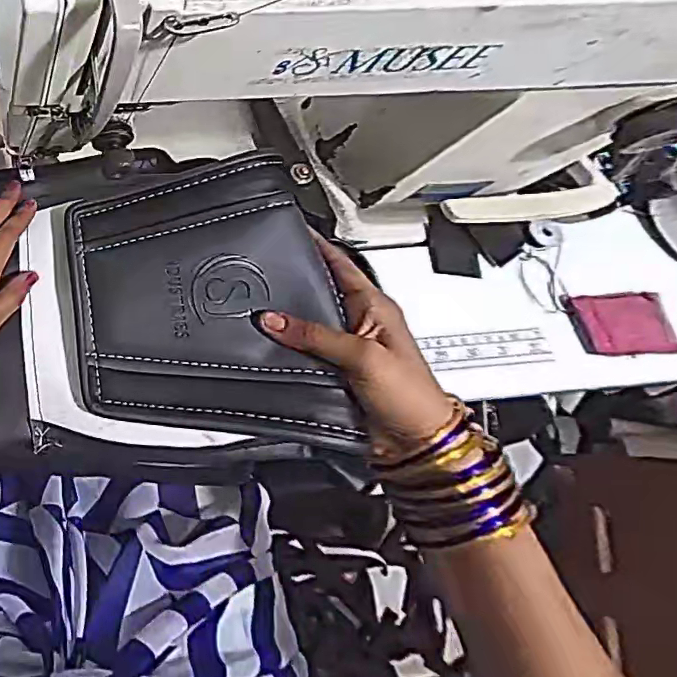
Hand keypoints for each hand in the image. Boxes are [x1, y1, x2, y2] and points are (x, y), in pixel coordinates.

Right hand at [257, 231, 454, 454]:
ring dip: (286, 320)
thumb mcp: (362, 356)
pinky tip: (270, 344)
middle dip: (292, 282)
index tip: (294, 230)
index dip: (318, 245)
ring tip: (260, 306)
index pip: (340, 263)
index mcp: (375, 306)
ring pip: (306, 324)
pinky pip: (302, 352)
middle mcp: (359, 323)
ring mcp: (345, 348)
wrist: (416, 445)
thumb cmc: (413, 397)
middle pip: (318, 292)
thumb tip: (274, 319)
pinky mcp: (333, 371)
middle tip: (265, 268)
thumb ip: (316, 335)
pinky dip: (286, 348)